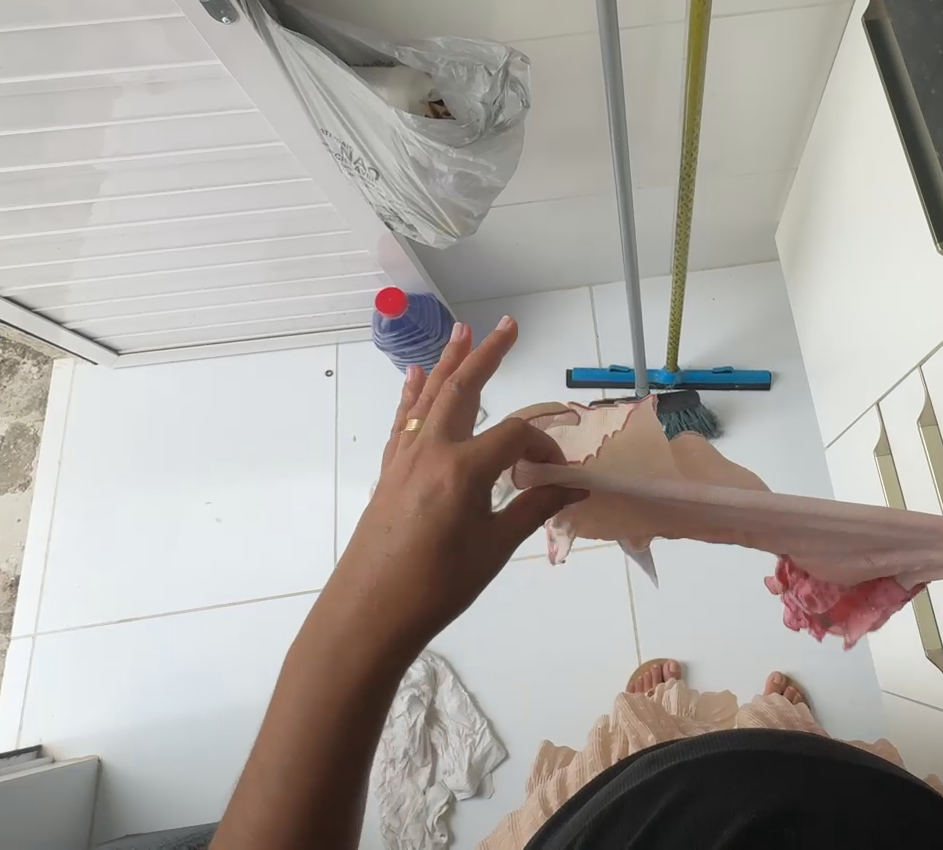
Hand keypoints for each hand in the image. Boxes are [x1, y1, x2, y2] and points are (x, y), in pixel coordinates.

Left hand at [332, 318, 582, 652]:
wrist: (366, 617)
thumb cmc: (436, 587)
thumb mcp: (494, 549)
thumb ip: (535, 509)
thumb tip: (576, 488)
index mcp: (464, 469)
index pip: (516, 437)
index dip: (545, 448)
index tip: (560, 474)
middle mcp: (433, 451)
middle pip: (465, 390)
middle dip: (488, 354)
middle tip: (508, 325)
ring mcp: (406, 458)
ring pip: (431, 397)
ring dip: (449, 362)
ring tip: (462, 330)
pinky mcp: (390, 471)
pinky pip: (405, 421)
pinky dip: (413, 395)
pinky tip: (416, 375)